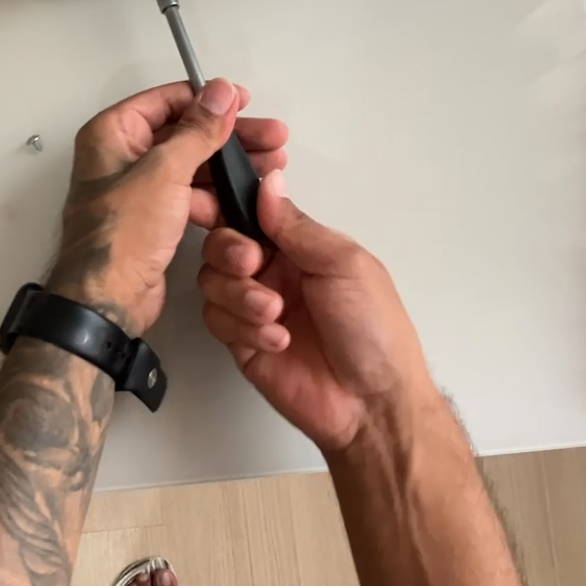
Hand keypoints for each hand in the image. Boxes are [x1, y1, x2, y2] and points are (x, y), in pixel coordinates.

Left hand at [49, 79, 287, 334]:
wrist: (107, 299)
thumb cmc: (121, 236)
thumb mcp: (165, 172)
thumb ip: (197, 131)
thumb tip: (220, 92)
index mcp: (112, 134)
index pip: (166, 101)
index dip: (208, 99)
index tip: (243, 102)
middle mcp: (121, 157)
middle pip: (184, 133)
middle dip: (229, 137)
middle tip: (272, 138)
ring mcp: (137, 190)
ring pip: (191, 167)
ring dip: (228, 168)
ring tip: (271, 167)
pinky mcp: (152, 220)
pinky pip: (189, 198)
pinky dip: (215, 197)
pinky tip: (244, 200)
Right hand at [197, 172, 429, 453]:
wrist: (371, 403)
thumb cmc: (374, 329)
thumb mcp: (343, 264)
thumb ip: (296, 226)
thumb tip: (268, 183)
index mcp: (299, 247)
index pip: (251, 215)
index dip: (227, 206)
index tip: (212, 204)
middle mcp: (273, 272)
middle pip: (220, 244)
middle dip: (229, 251)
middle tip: (252, 265)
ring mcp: (254, 308)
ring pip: (211, 281)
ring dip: (240, 295)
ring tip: (276, 314)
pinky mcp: (241, 342)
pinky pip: (216, 320)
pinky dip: (242, 327)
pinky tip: (277, 340)